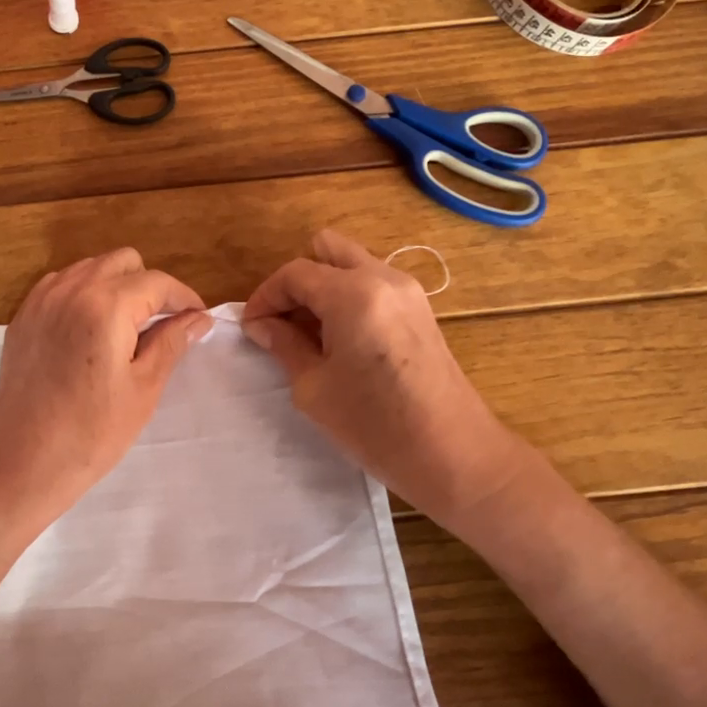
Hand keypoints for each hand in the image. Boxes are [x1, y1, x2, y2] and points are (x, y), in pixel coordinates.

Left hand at [0, 249, 211, 514]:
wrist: (25, 460)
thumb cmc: (93, 432)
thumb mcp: (144, 387)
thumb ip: (172, 342)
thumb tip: (198, 317)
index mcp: (106, 305)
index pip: (156, 282)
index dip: (183, 298)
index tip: (197, 318)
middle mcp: (71, 289)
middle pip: (123, 261)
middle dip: (148, 285)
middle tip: (160, 324)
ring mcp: (42, 299)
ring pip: (90, 267)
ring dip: (115, 285)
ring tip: (126, 327)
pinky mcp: (24, 315)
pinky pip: (61, 283)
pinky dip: (83, 292)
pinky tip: (90, 329)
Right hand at [240, 229, 529, 522]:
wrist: (455, 457)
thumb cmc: (375, 426)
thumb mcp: (314, 387)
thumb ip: (284, 345)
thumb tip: (261, 325)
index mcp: (353, 293)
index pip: (294, 273)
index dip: (265, 297)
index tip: (251, 328)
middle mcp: (383, 278)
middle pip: (326, 249)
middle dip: (297, 280)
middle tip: (284, 321)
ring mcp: (408, 291)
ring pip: (351, 263)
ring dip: (323, 286)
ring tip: (309, 333)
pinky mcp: (421, 309)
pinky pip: (372, 283)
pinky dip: (347, 297)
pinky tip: (339, 340)